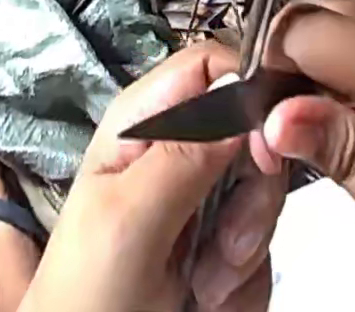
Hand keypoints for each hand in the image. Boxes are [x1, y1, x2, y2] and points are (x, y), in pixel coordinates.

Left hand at [21, 43, 287, 311]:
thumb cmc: (88, 297)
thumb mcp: (128, 220)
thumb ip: (182, 154)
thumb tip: (237, 89)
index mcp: (142, 120)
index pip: (208, 65)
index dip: (246, 92)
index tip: (266, 151)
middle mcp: (174, 146)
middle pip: (249, 129)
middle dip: (251, 193)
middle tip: (224, 246)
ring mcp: (199, 193)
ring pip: (262, 189)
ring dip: (246, 246)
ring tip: (202, 286)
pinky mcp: (219, 238)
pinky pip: (263, 242)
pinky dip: (245, 279)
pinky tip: (208, 298)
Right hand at [251, 0, 354, 296]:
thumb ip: (343, 157)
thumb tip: (271, 121)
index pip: (300, 34)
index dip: (272, 73)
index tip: (275, 126)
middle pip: (306, 13)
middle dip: (284, 62)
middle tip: (297, 124)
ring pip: (324, 7)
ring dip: (308, 52)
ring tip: (329, 111)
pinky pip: (352, 9)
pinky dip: (335, 42)